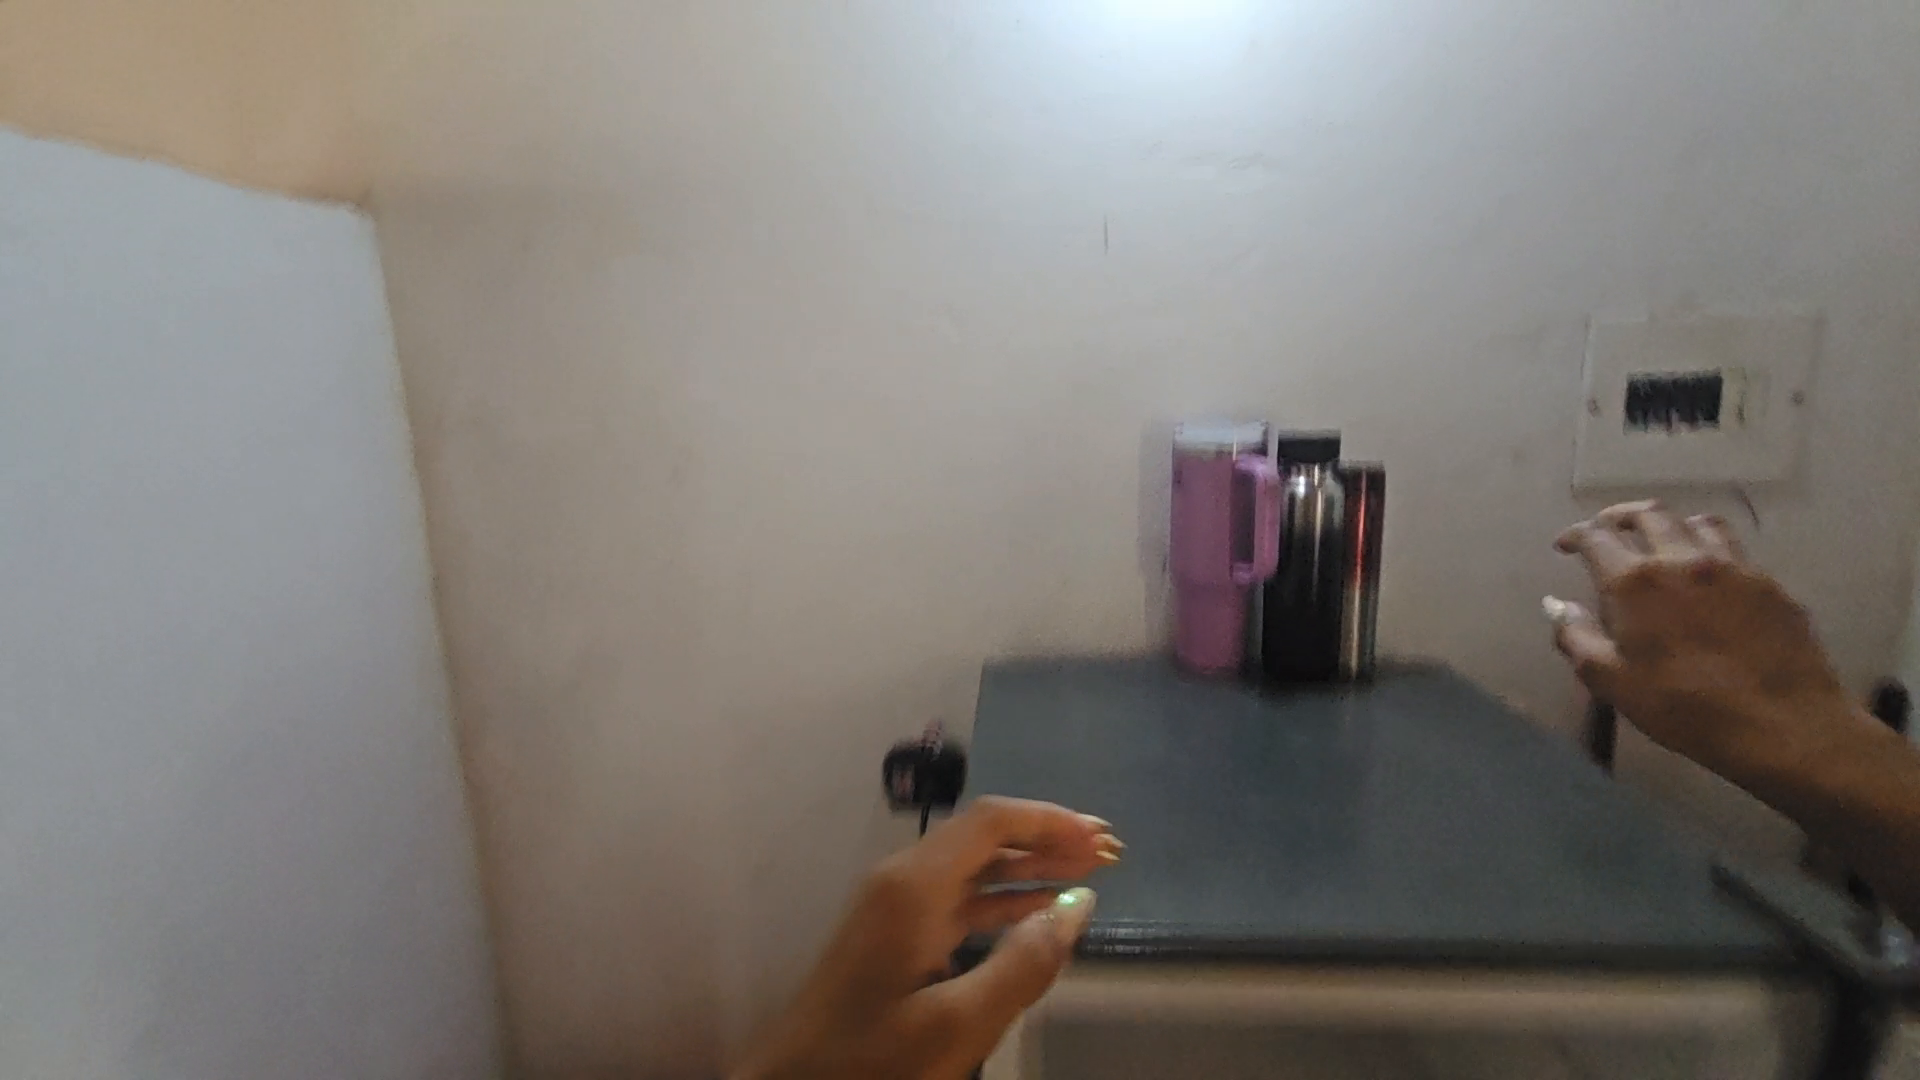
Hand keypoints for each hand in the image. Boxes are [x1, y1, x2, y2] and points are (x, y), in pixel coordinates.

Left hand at [732, 797, 1121, 1079]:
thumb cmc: (871, 1061)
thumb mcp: (956, 1025)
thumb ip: (1023, 964)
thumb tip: (1078, 905)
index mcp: (914, 883)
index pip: (990, 822)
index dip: (1048, 822)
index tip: (1098, 838)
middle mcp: (905, 876)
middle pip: (985, 837)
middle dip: (1047, 839)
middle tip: (1108, 851)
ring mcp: (898, 901)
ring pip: (975, 866)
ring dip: (1030, 866)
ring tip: (1088, 873)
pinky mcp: (897, 928)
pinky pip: (961, 897)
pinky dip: (1003, 897)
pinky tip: (1039, 908)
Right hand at [1549, 501, 1863, 783]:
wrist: (1785, 729)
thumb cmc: (1680, 704)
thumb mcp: (1607, 677)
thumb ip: (1574, 634)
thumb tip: (1557, 605)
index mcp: (1634, 582)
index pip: (1596, 537)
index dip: (1574, 535)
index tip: (1564, 546)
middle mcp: (1684, 562)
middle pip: (1650, 515)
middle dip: (1620, 516)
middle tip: (1607, 530)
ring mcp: (1737, 571)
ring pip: (1700, 524)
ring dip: (1671, 526)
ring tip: (1660, 544)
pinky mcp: (1774, 589)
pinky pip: (1737, 553)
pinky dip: (1711, 552)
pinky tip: (1706, 580)